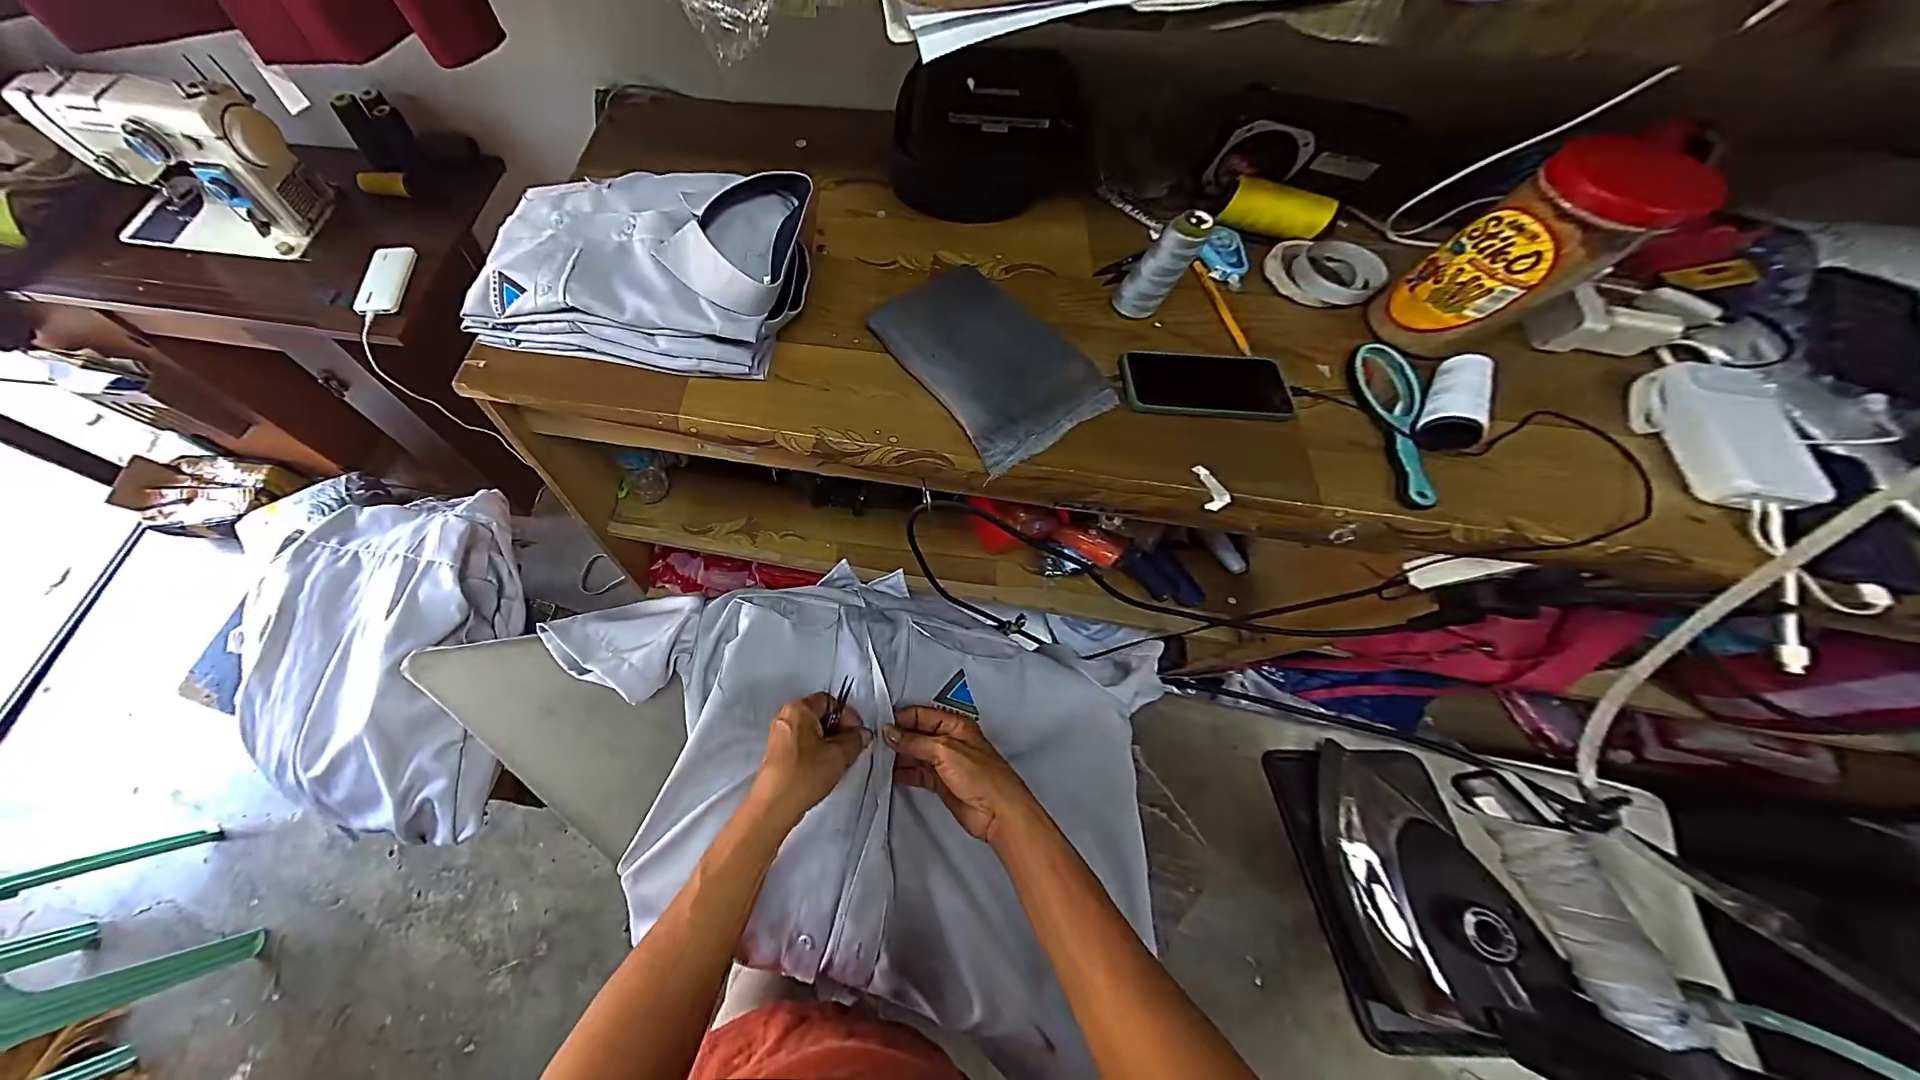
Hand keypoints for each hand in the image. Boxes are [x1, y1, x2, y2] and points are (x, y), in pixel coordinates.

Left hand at [750, 693, 872, 827]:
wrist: (775, 805)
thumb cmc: (803, 774)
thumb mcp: (839, 754)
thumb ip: (855, 739)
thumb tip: (861, 734)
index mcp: (798, 709)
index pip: (829, 700)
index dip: (848, 714)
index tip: (857, 731)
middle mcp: (786, 718)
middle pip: (820, 715)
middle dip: (840, 729)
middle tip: (852, 745)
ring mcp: (780, 737)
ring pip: (812, 732)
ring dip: (829, 742)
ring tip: (840, 759)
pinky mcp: (778, 755)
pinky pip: (803, 745)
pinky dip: (817, 752)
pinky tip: (825, 768)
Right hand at [886, 706, 1036, 844]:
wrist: (1000, 814)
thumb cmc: (985, 778)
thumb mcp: (946, 752)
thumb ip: (916, 741)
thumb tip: (891, 733)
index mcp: (956, 725)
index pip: (921, 715)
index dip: (901, 718)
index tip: (880, 724)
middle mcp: (949, 741)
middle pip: (916, 734)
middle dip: (896, 737)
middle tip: (874, 741)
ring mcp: (945, 762)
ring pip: (915, 754)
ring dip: (897, 756)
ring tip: (876, 757)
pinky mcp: (941, 782)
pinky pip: (917, 772)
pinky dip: (903, 772)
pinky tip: (889, 773)